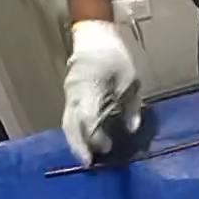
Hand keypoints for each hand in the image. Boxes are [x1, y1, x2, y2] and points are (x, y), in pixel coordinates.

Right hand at [61, 20, 142, 165]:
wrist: (93, 34)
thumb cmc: (114, 56)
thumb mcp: (130, 80)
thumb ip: (130, 106)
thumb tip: (131, 129)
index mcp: (91, 89)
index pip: (89, 120)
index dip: (96, 138)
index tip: (107, 148)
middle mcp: (76, 95)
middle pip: (72, 128)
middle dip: (80, 147)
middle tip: (89, 164)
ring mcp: (69, 96)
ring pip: (67, 125)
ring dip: (75, 144)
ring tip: (84, 159)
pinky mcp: (68, 97)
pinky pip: (68, 120)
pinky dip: (74, 134)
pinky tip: (82, 144)